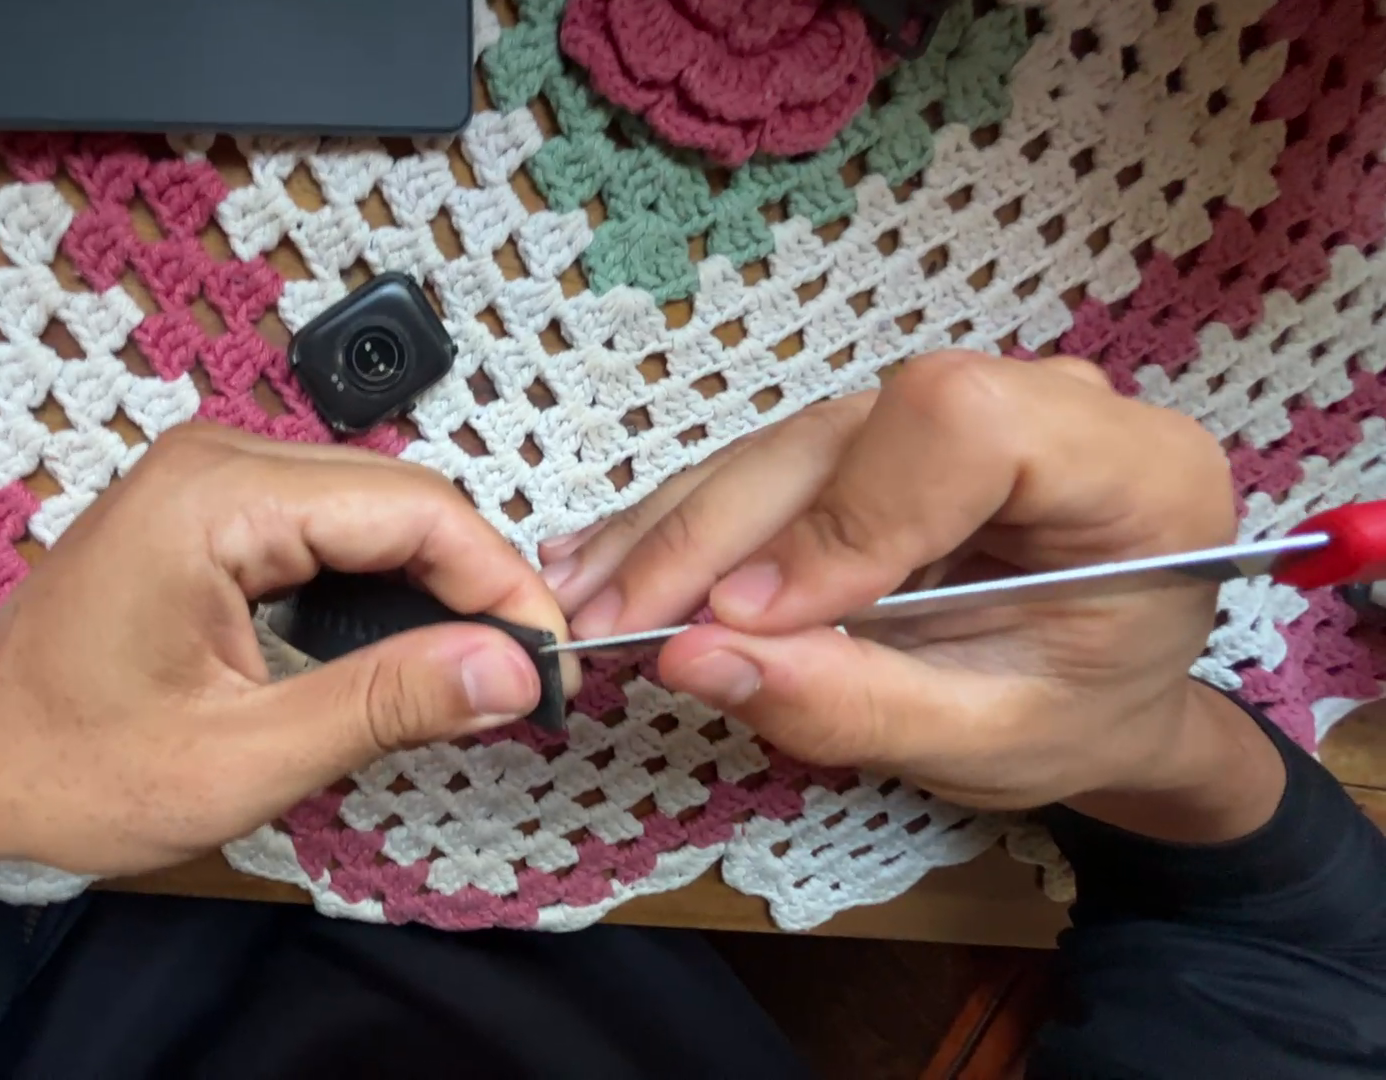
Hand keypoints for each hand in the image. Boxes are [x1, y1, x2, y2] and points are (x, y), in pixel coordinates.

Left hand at [0, 424, 575, 957]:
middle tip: (523, 674)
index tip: (551, 661)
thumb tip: (516, 672)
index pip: (413, 508)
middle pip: (400, 499)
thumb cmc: (73, 771)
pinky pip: (336, 528)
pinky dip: (387, 583)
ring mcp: (218, 476)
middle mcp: (223, 457)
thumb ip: (385, 703)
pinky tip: (405, 641)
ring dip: (437, 584)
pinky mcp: (219, 508)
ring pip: (376, 511)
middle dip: (477, 582)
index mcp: (219, 495)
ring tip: (477, 665)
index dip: (501, 581)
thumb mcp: (240, 758)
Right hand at [538, 352, 1280, 839]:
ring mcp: (910, 421)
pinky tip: (595, 559)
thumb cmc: (1063, 717)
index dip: (841, 518)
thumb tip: (689, 659)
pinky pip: (737, 472)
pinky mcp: (841, 447)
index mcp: (1118, 471)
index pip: (957, 427)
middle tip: (604, 625)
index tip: (749, 617)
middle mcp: (1011, 410)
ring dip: (657, 538)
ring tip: (579, 601)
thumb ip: (846, 705)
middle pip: (818, 443)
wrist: (1073, 692)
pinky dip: (661, 526)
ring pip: (756, 456)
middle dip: (699, 543)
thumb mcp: (979, 741)